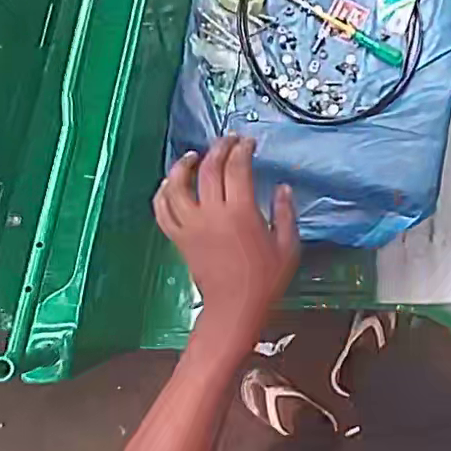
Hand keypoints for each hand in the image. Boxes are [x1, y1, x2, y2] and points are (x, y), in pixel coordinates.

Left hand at [154, 134, 298, 336]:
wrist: (234, 309)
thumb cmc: (265, 280)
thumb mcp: (287, 246)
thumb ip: (285, 213)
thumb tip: (283, 188)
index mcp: (241, 213)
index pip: (237, 168)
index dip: (242, 150)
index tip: (249, 143)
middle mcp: (212, 214)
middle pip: (208, 169)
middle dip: (219, 148)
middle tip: (228, 141)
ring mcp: (191, 226)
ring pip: (177, 186)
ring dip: (183, 165)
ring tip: (193, 156)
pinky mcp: (179, 238)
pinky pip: (163, 210)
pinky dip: (163, 193)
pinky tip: (170, 183)